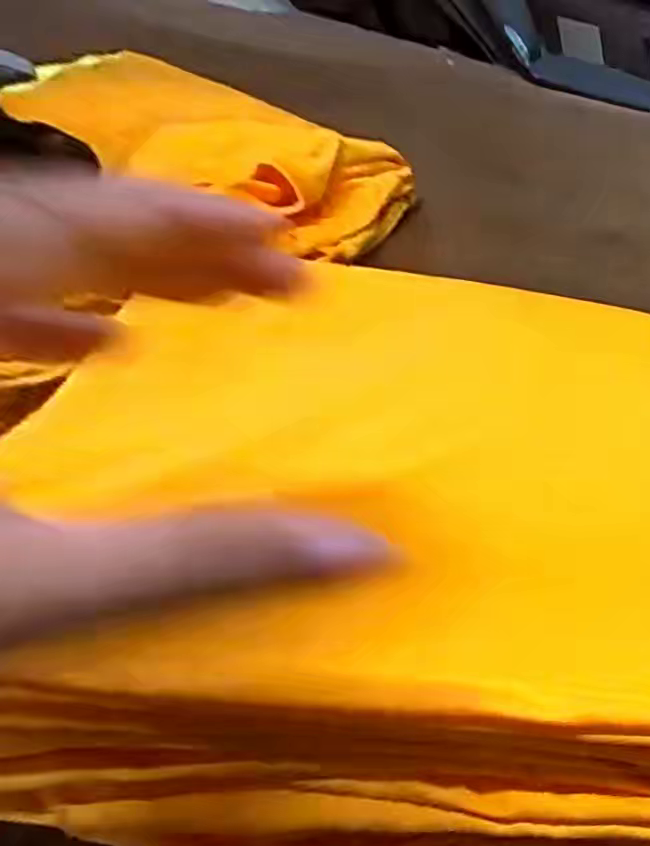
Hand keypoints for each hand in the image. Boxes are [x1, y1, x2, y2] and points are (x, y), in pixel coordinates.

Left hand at [0, 169, 383, 646]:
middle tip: (280, 274)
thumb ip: (198, 555)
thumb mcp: (42, 577)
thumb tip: (370, 548)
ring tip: (216, 298)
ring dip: (113, 274)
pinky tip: (99, 344)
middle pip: (28, 233)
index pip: (51, 230)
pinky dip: (40, 315)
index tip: (270, 228)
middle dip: (167, 247)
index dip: (165, 219)